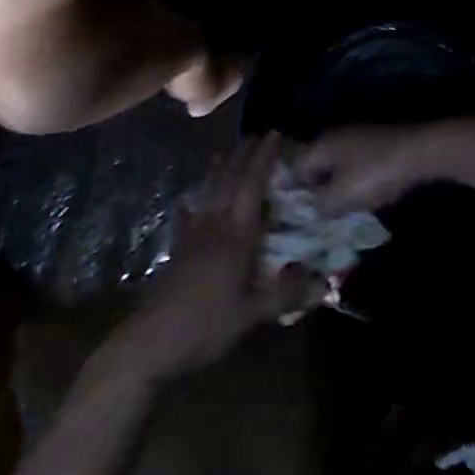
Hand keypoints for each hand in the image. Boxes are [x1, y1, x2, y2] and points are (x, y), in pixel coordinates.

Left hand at [117, 135, 317, 379]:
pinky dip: (190, 204)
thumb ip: (285, 295)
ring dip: (218, 170)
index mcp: (236, 236)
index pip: (252, 186)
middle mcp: (214, 226)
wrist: (152, 339)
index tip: (273, 135)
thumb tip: (322, 283)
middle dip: (243, 156)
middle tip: (255, 135)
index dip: (263, 159)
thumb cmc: (206, 325)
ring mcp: (192, 236)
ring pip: (208, 194)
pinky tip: (187, 200)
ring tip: (225, 152)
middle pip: (229, 182)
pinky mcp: (177, 250)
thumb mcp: (251, 314)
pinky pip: (186, 218)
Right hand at [292, 124, 455, 213]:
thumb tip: (315, 208)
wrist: (421, 152)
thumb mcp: (341, 196)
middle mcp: (336, 137)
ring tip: (360, 207)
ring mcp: (360, 138)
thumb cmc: (375, 174)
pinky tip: (380, 195)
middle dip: (325, 192)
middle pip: (320, 168)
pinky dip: (367, 182)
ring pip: (343, 169)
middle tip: (333, 214)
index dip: (299, 192)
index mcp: (321, 145)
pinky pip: (364, 167)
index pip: (297, 169)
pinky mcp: (380, 144)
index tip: (309, 213)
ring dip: (348, 190)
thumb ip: (321, 205)